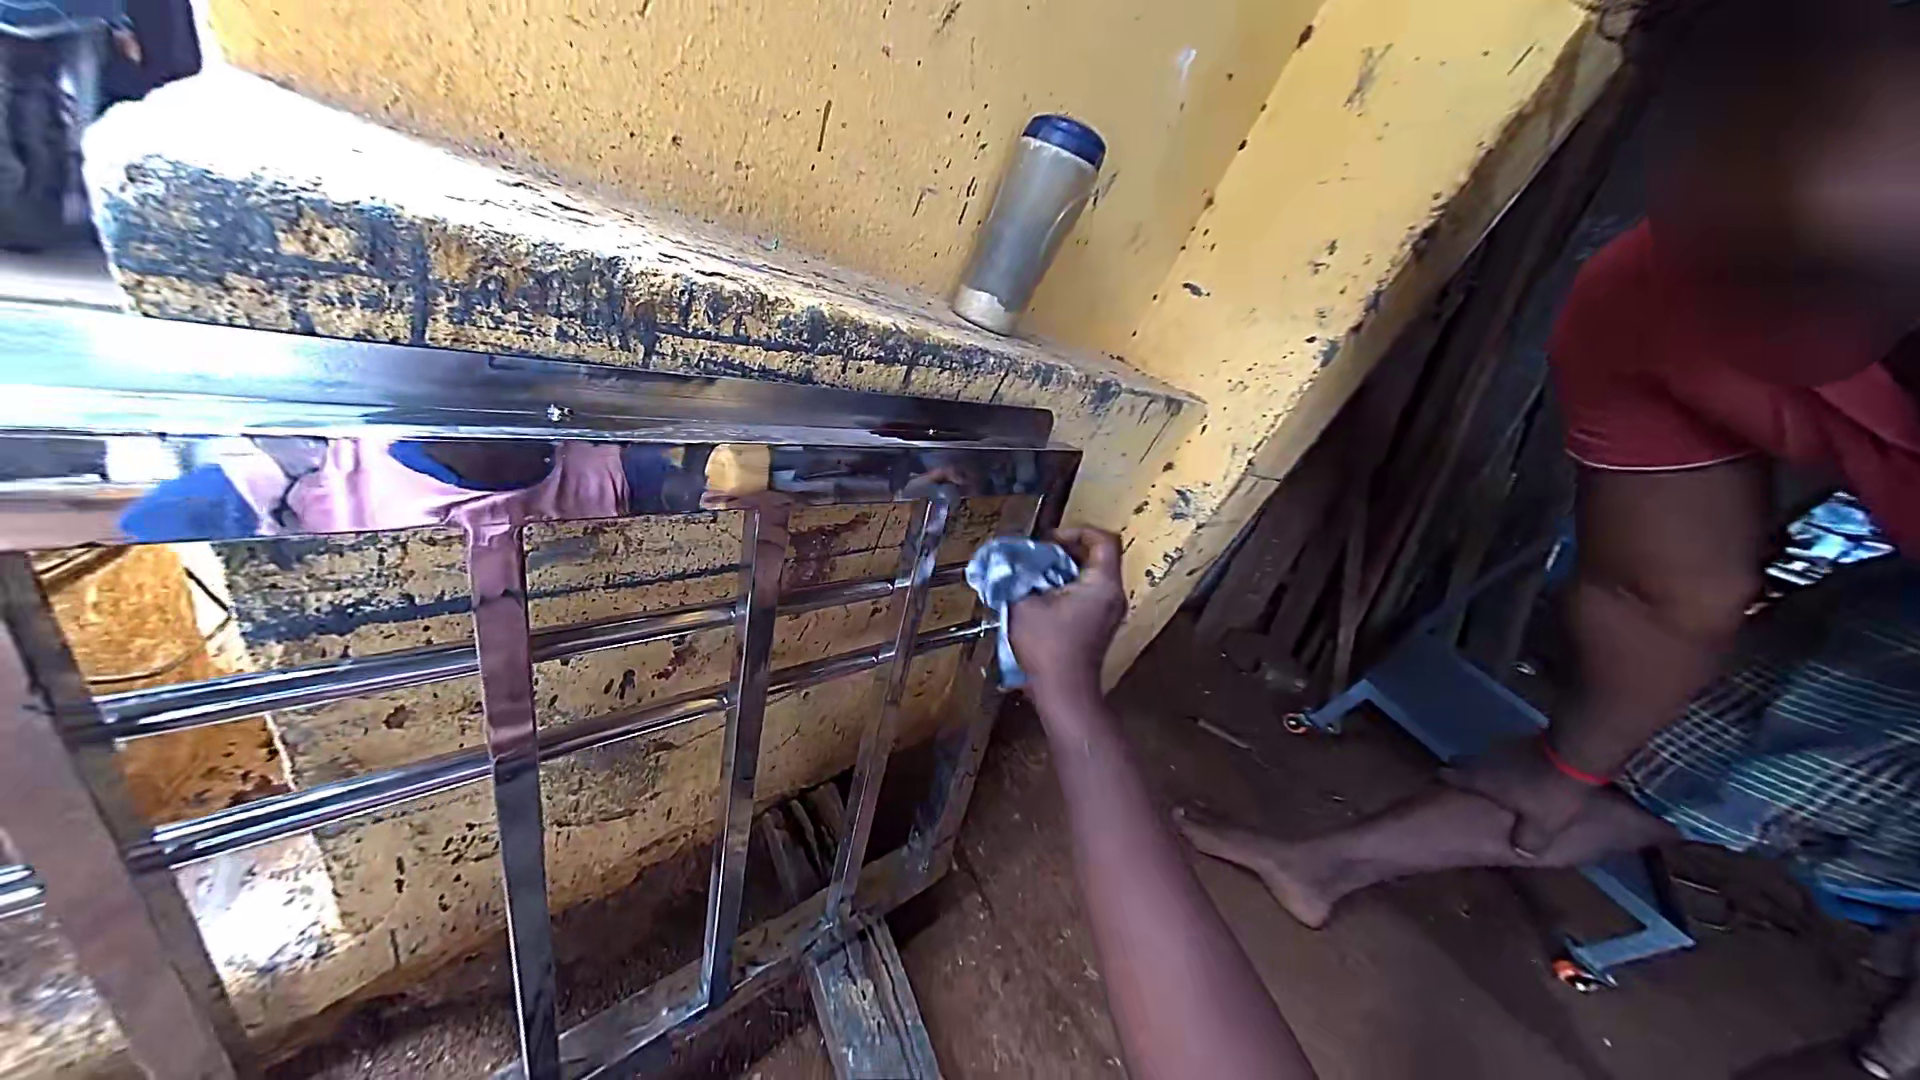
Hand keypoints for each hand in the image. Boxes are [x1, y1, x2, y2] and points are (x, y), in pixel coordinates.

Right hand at [1008, 527, 1126, 708]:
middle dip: (1066, 550)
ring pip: (1093, 575)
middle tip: (1038, 556)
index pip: (1103, 539)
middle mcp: (1114, 594)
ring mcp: (1111, 611)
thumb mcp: (1023, 604)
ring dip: (1065, 569)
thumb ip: (1016, 576)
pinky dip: (1068, 587)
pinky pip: (1089, 593)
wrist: (1064, 692)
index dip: (1076, 531)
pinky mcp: (1102, 624)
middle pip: (1098, 556)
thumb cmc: (1047, 648)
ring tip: (1036, 575)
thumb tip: (1008, 560)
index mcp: (1102, 584)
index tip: (1049, 541)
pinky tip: (1043, 597)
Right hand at [1442, 738, 1598, 856]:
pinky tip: (1527, 772)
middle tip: (1477, 786)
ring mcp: (1500, 746)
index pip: (1446, 774)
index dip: (1443, 781)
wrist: (1573, 756)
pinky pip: (1507, 753)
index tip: (1443, 787)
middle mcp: (1480, 759)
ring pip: (1486, 758)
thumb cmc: (1547, 793)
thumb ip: (1527, 840)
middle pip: (1463, 763)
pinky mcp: (1520, 739)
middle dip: (1466, 773)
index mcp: (1477, 778)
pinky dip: (1512, 762)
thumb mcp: (1541, 825)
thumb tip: (1519, 852)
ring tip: (1506, 782)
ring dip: (1492, 769)